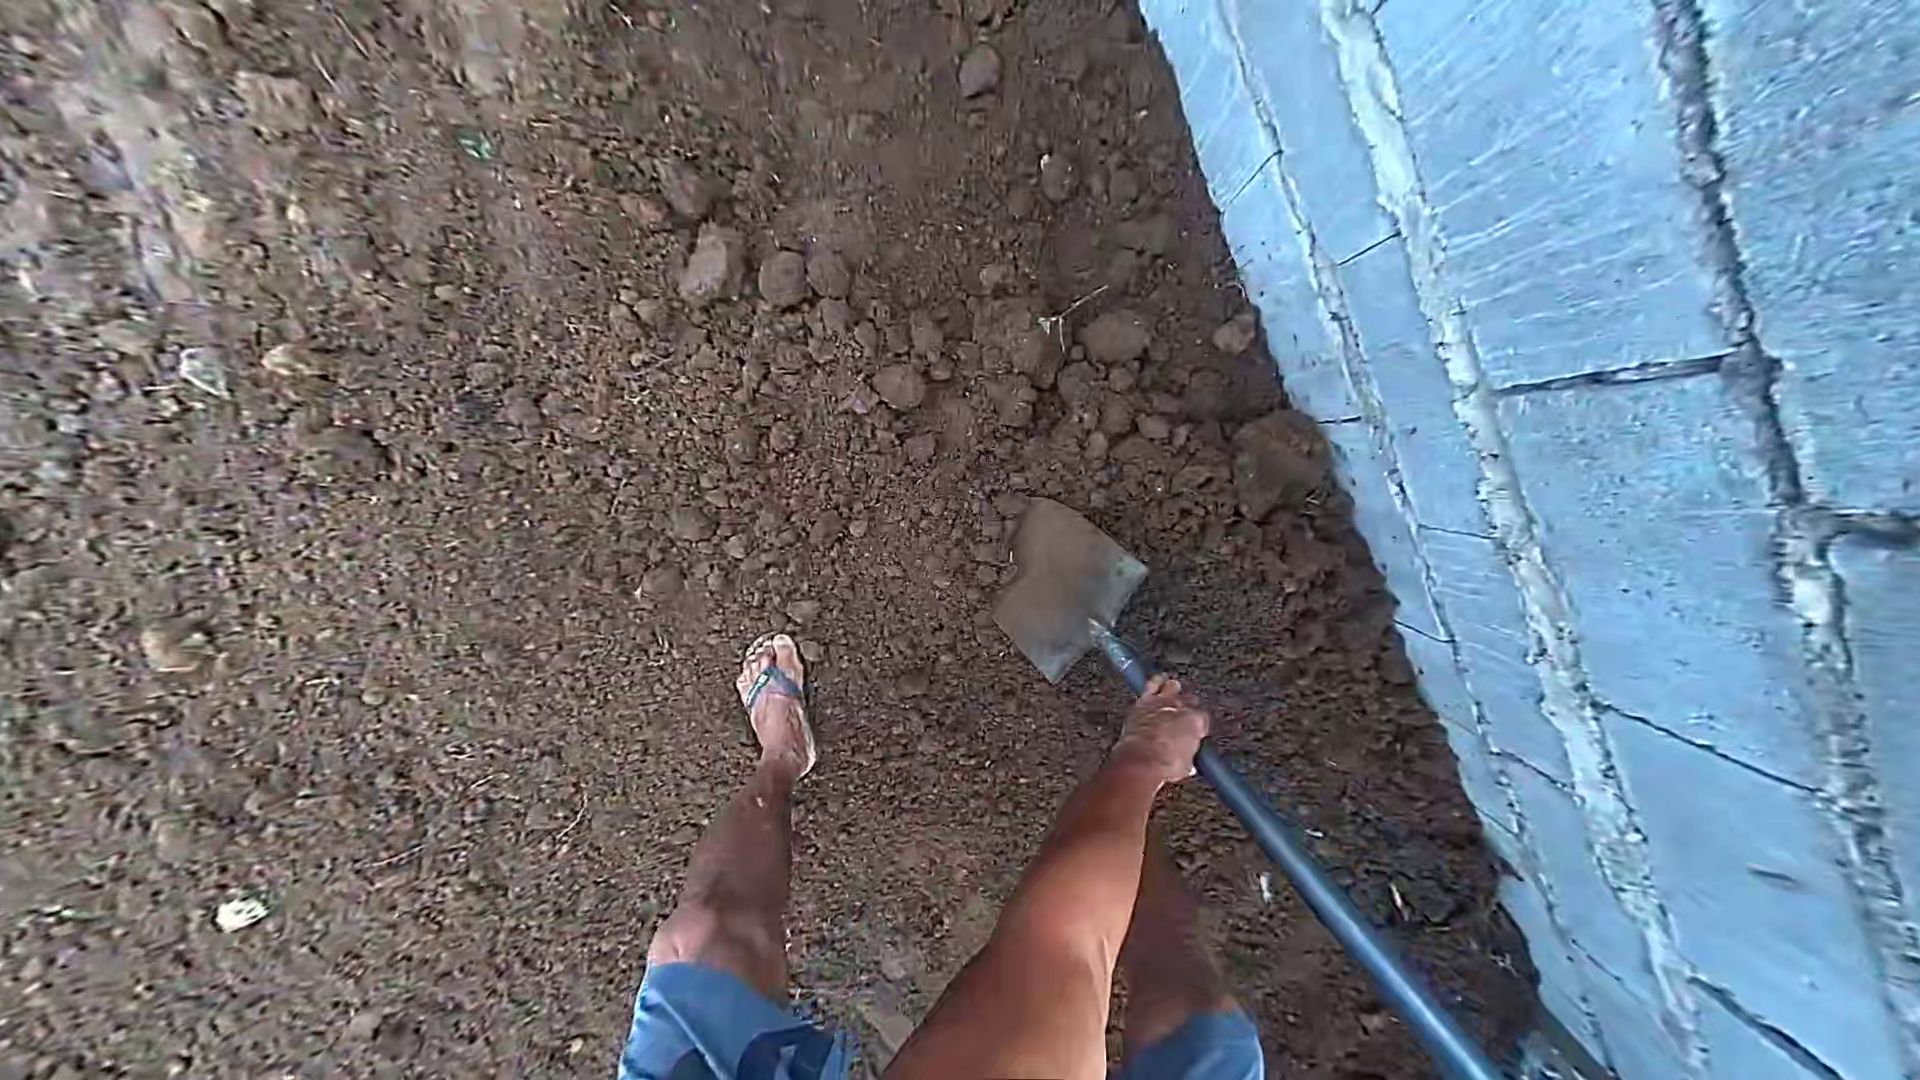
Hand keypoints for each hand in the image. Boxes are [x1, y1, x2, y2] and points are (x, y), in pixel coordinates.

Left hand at [1111, 674, 1208, 784]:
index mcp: (1195, 721)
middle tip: (1185, 710)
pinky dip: (1154, 683)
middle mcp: (1179, 707)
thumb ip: (1188, 755)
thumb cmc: (1164, 763)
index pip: (1202, 717)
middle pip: (1189, 699)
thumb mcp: (1186, 765)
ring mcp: (1160, 702)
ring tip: (1172, 687)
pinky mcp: (1142, 702)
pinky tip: (1155, 681)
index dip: (1198, 724)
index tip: (1195, 729)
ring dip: (1172, 688)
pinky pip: (1151, 685)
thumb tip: (1187, 761)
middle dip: (1188, 705)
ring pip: (1171, 685)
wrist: (1142, 759)